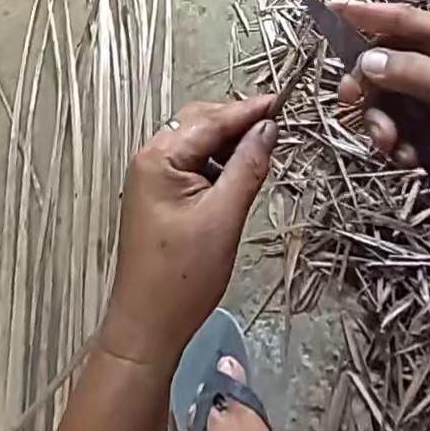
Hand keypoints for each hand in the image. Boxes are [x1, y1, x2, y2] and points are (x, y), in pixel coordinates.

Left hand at [97, 96, 278, 366]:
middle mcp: (150, 158)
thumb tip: (268, 128)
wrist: (147, 329)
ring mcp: (152, 175)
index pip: (212, 119)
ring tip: (261, 148)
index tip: (282, 101)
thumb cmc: (182, 278)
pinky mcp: (159, 192)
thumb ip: (248, 165)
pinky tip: (238, 169)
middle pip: (201, 121)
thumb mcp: (224, 216)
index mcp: (160, 158)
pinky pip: (193, 160)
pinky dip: (217, 159)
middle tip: (275, 127)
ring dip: (228, 140)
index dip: (249, 110)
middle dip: (238, 121)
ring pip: (198, 139)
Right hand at [332, 1, 429, 202]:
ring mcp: (428, 100)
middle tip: (351, 103)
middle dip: (366, 87)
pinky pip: (395, 132)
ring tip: (393, 147)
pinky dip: (395, 146)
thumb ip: (413, 73)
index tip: (330, 9)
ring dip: (380, 124)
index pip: (399, 19)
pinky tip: (409, 160)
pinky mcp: (427, 132)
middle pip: (380, 65)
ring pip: (383, 103)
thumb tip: (366, 61)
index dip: (364, 14)